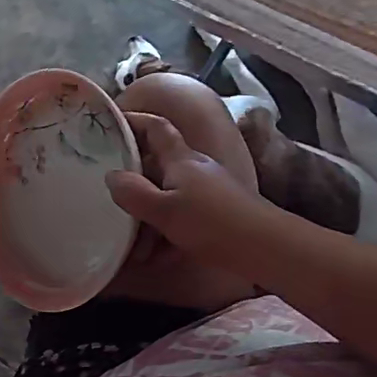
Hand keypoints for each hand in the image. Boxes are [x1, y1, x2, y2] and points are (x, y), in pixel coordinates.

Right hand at [105, 111, 263, 260]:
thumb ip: (133, 193)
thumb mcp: (164, 210)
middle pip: (157, 166)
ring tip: (133, 245)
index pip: (156, 128)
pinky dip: (164, 230)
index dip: (135, 120)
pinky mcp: (216, 212)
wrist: (267, 248)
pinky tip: (156, 256)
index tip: (113, 122)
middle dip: (133, 182)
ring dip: (147, 216)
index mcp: (181, 159)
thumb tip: (111, 175)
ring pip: (166, 195)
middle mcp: (195, 168)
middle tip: (109, 195)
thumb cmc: (211, 222)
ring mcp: (207, 190)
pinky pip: (180, 215)